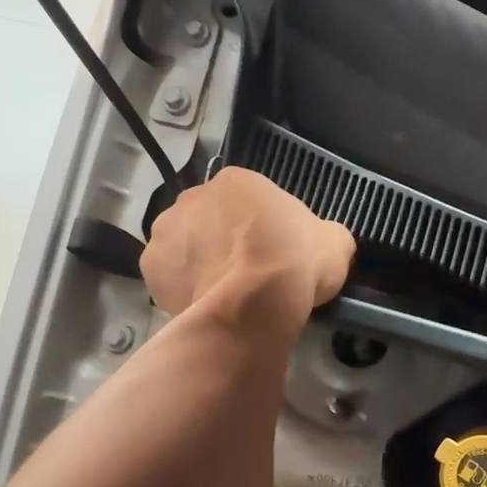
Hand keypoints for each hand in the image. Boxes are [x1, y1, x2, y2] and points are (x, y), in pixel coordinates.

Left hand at [140, 167, 353, 329]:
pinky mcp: (151, 266)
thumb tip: (323, 240)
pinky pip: (171, 275)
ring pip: (187, 244)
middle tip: (253, 274)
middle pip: (214, 218)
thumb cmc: (296, 263)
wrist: (254, 304)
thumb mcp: (335, 244)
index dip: (268, 229)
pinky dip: (186, 287)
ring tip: (228, 293)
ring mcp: (166, 229)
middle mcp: (194, 195)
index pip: (254, 200)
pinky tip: (208, 304)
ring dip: (204, 261)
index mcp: (239, 182)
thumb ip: (325, 234)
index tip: (280, 253)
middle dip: (229, 240)